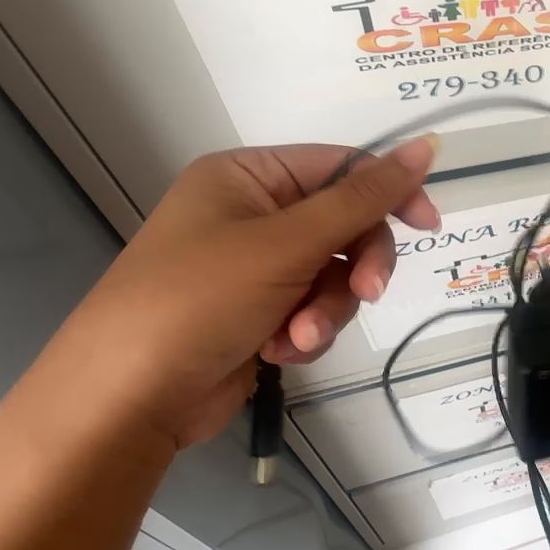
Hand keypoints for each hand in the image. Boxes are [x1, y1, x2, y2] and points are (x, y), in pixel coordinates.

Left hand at [23, 139, 439, 451]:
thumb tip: (427, 146)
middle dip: (355, 266)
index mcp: (248, 177)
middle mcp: (252, 213)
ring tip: (299, 338)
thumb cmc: (199, 300)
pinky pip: (314, 308)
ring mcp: (254, 266)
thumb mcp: (289, 242)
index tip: (428, 225)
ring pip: (335, 273)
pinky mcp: (258, 311)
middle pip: (345, 224)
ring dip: (329, 307)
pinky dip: (306, 331)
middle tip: (367, 293)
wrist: (122, 404)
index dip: (390, 192)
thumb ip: (365, 197)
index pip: (343, 167)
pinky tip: (278, 353)